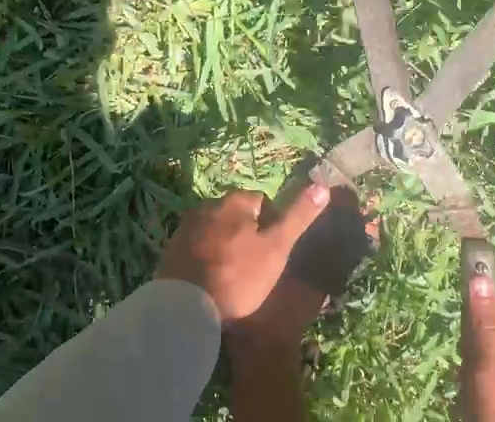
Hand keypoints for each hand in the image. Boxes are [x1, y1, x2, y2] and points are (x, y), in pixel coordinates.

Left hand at [157, 184, 329, 319]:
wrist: (186, 307)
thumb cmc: (239, 276)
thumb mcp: (277, 247)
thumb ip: (298, 217)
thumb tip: (323, 186)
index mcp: (234, 201)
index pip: (262, 203)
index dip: (271, 227)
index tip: (271, 253)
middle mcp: (207, 205)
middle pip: (237, 216)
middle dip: (246, 235)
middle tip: (253, 267)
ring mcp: (186, 226)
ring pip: (216, 231)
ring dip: (224, 246)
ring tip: (232, 277)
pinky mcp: (171, 249)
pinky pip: (197, 248)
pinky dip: (206, 259)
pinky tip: (210, 281)